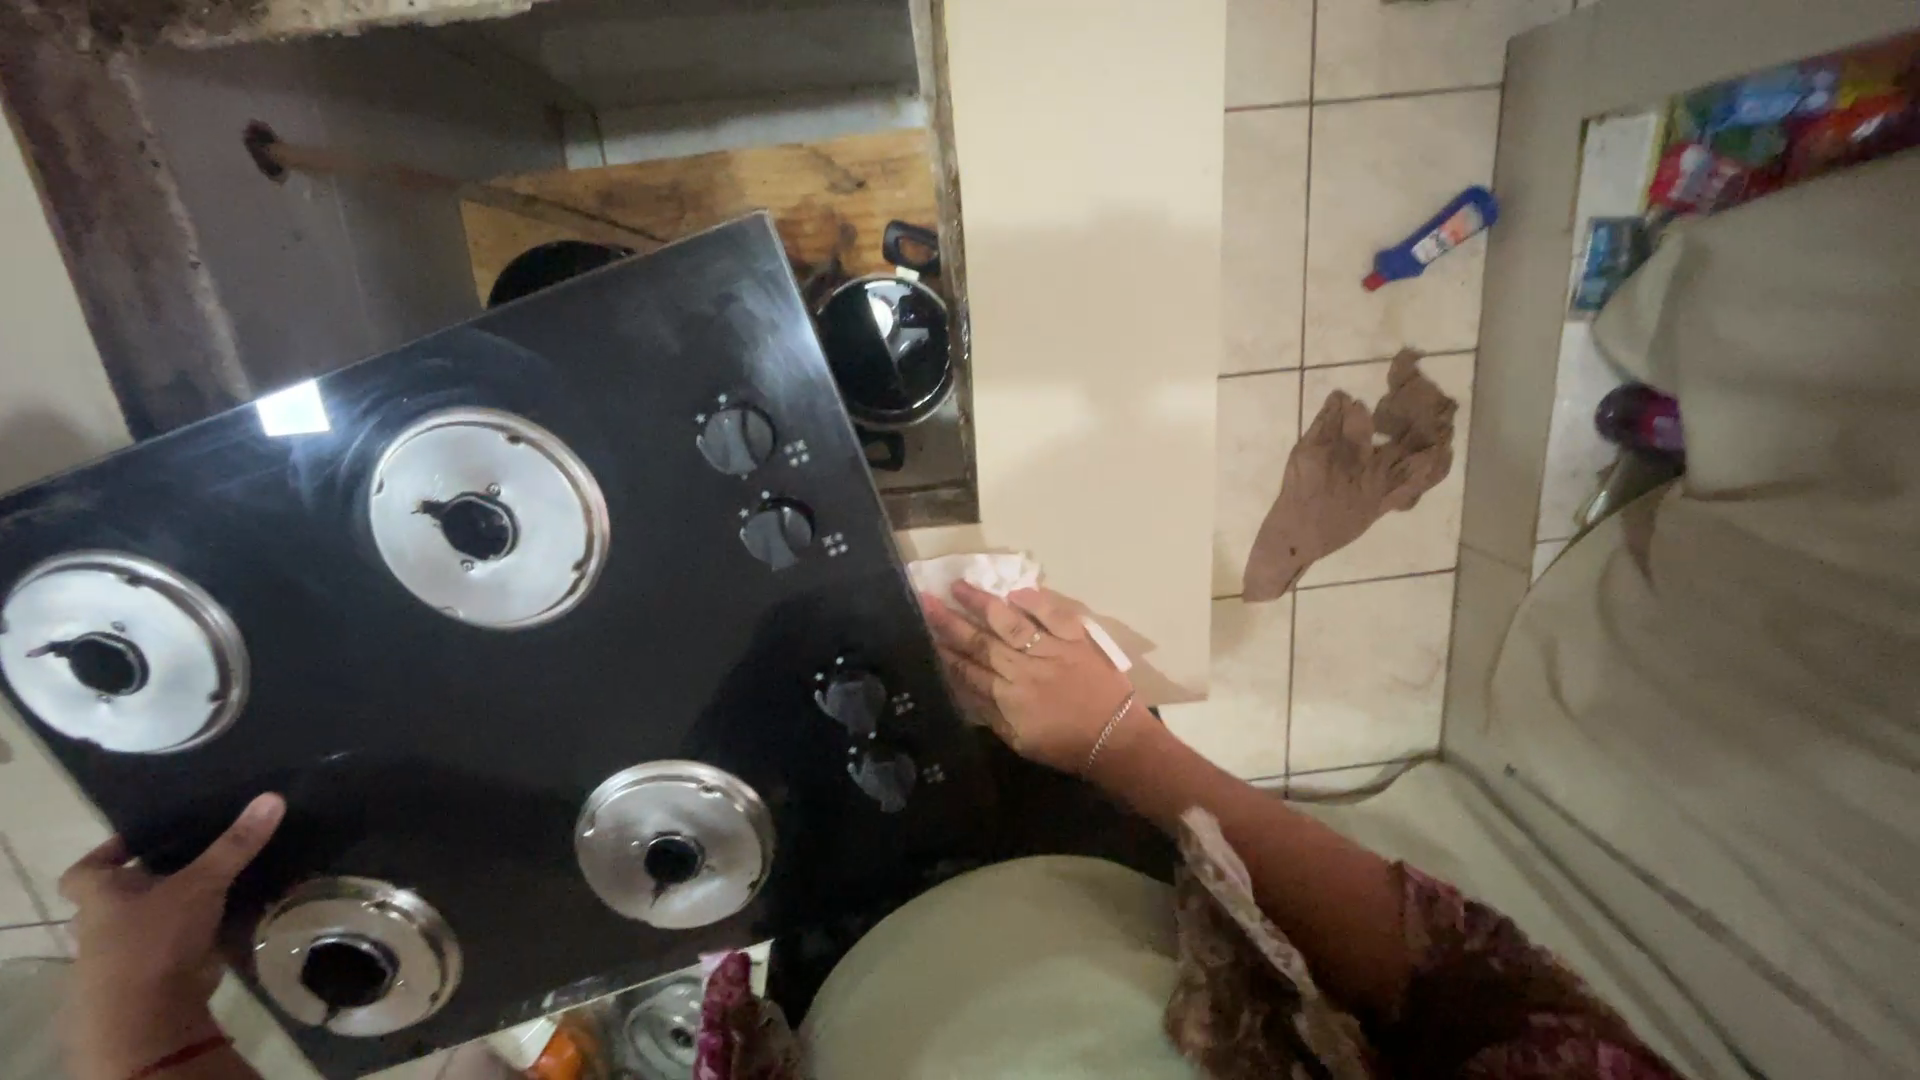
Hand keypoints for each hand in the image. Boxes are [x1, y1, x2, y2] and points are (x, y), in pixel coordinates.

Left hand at [60, 794, 285, 1079]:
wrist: (150, 1011)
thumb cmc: (155, 938)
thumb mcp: (201, 882)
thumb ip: (236, 843)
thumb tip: (273, 796)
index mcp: (101, 899)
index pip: (85, 871)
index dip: (108, 853)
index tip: (143, 838)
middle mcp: (107, 923)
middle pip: (124, 892)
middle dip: (158, 873)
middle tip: (201, 847)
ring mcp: (132, 948)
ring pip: (156, 913)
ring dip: (183, 899)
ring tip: (227, 871)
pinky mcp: (161, 965)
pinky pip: (181, 934)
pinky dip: (202, 922)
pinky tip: (234, 905)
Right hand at [920, 581, 1136, 773]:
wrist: (1115, 741)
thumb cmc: (1065, 746)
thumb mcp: (1019, 741)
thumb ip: (990, 713)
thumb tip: (964, 688)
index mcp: (1008, 698)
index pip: (968, 670)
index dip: (944, 651)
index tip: (923, 631)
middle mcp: (1024, 670)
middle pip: (981, 642)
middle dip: (950, 621)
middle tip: (927, 600)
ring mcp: (1051, 651)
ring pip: (1010, 623)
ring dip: (983, 603)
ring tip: (959, 586)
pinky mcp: (1077, 640)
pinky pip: (1053, 615)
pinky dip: (1034, 602)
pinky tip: (1014, 591)